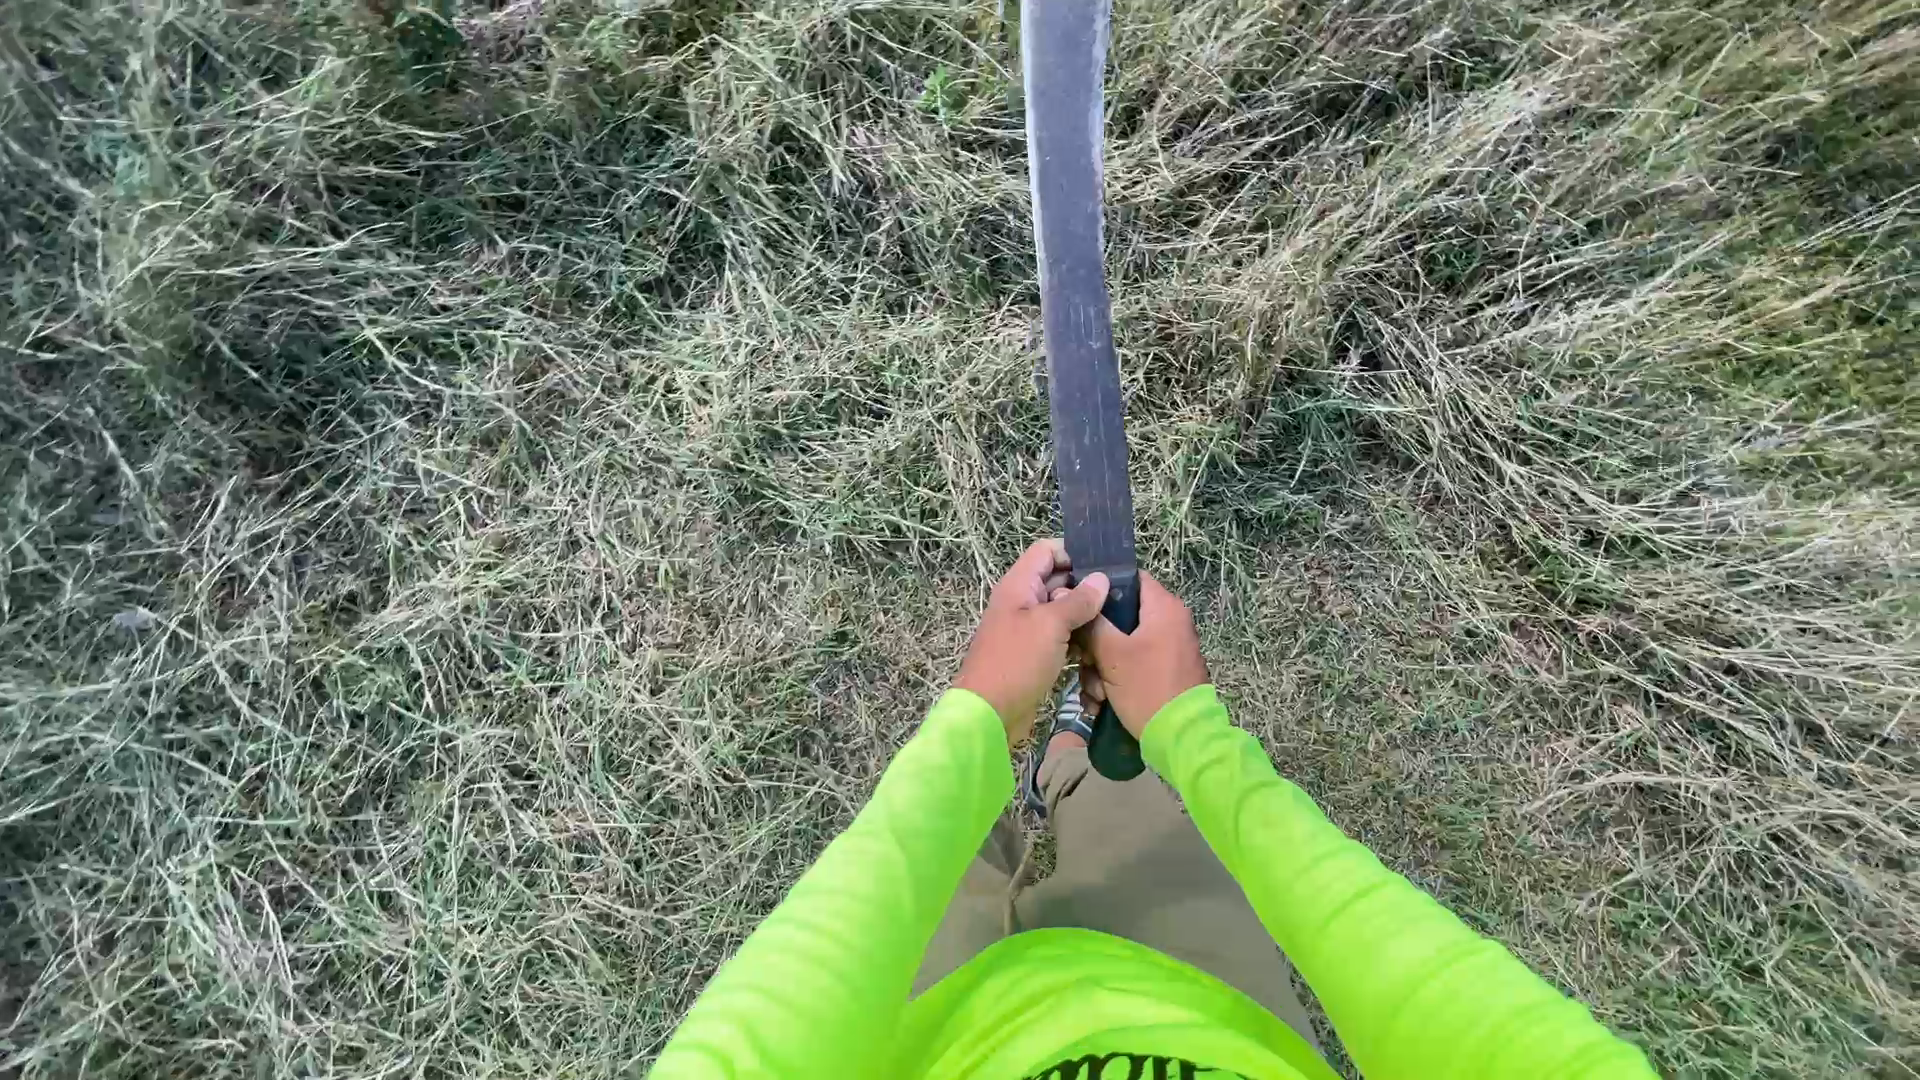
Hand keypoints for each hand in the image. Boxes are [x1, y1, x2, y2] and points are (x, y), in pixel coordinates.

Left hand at [955, 539, 1111, 745]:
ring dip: (1084, 616)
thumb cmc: (1017, 661)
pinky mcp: (1036, 653)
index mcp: (1019, 585)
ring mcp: (1028, 628)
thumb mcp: (1051, 625)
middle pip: (1058, 580)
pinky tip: (1098, 648)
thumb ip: (1078, 600)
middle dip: (1086, 586)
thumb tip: (1101, 579)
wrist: (990, 712)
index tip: (1104, 568)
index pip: (1046, 551)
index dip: (1073, 553)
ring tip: (1114, 623)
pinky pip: (1061, 636)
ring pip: (1062, 610)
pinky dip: (1077, 639)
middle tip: (1120, 597)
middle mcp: (1022, 601)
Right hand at [1076, 570, 1208, 737]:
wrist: (1183, 740)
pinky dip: (1115, 679)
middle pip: (1120, 615)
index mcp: (1164, 608)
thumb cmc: (1147, 688)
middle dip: (1096, 641)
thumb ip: (1091, 622)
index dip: (1100, 585)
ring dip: (1100, 666)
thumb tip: (1070, 593)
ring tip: (1096, 691)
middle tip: (1083, 661)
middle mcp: (1170, 621)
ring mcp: (1168, 648)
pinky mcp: (1163, 670)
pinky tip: (1102, 701)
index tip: (1077, 602)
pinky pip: (1132, 663)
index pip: (1130, 577)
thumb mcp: (1112, 654)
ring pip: (1121, 643)